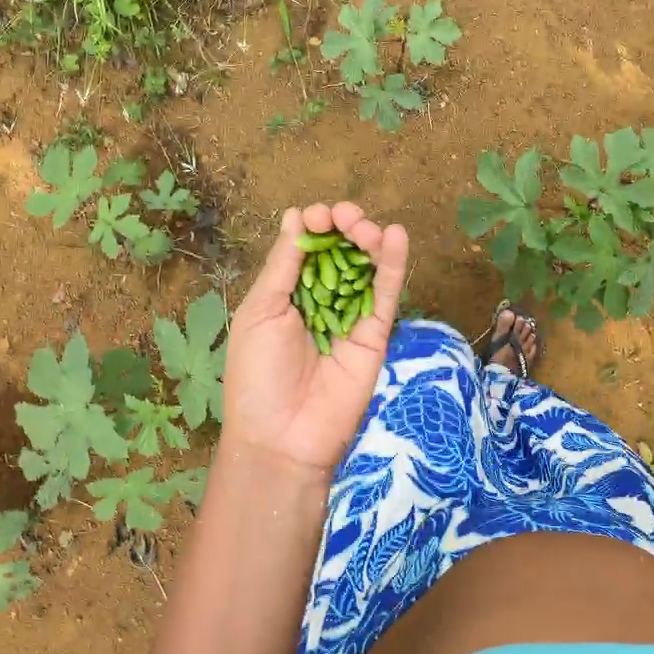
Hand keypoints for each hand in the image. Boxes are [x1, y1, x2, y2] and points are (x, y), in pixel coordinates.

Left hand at [222, 202, 408, 476]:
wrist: (281, 438)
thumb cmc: (257, 375)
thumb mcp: (260, 312)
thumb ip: (283, 265)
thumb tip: (296, 215)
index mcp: (288, 293)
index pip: (308, 246)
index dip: (316, 225)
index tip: (317, 216)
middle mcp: (322, 299)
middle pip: (341, 251)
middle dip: (344, 226)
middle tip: (345, 218)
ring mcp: (351, 316)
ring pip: (367, 266)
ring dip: (369, 238)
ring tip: (365, 227)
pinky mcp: (376, 334)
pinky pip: (386, 294)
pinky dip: (394, 264)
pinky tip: (396, 236)